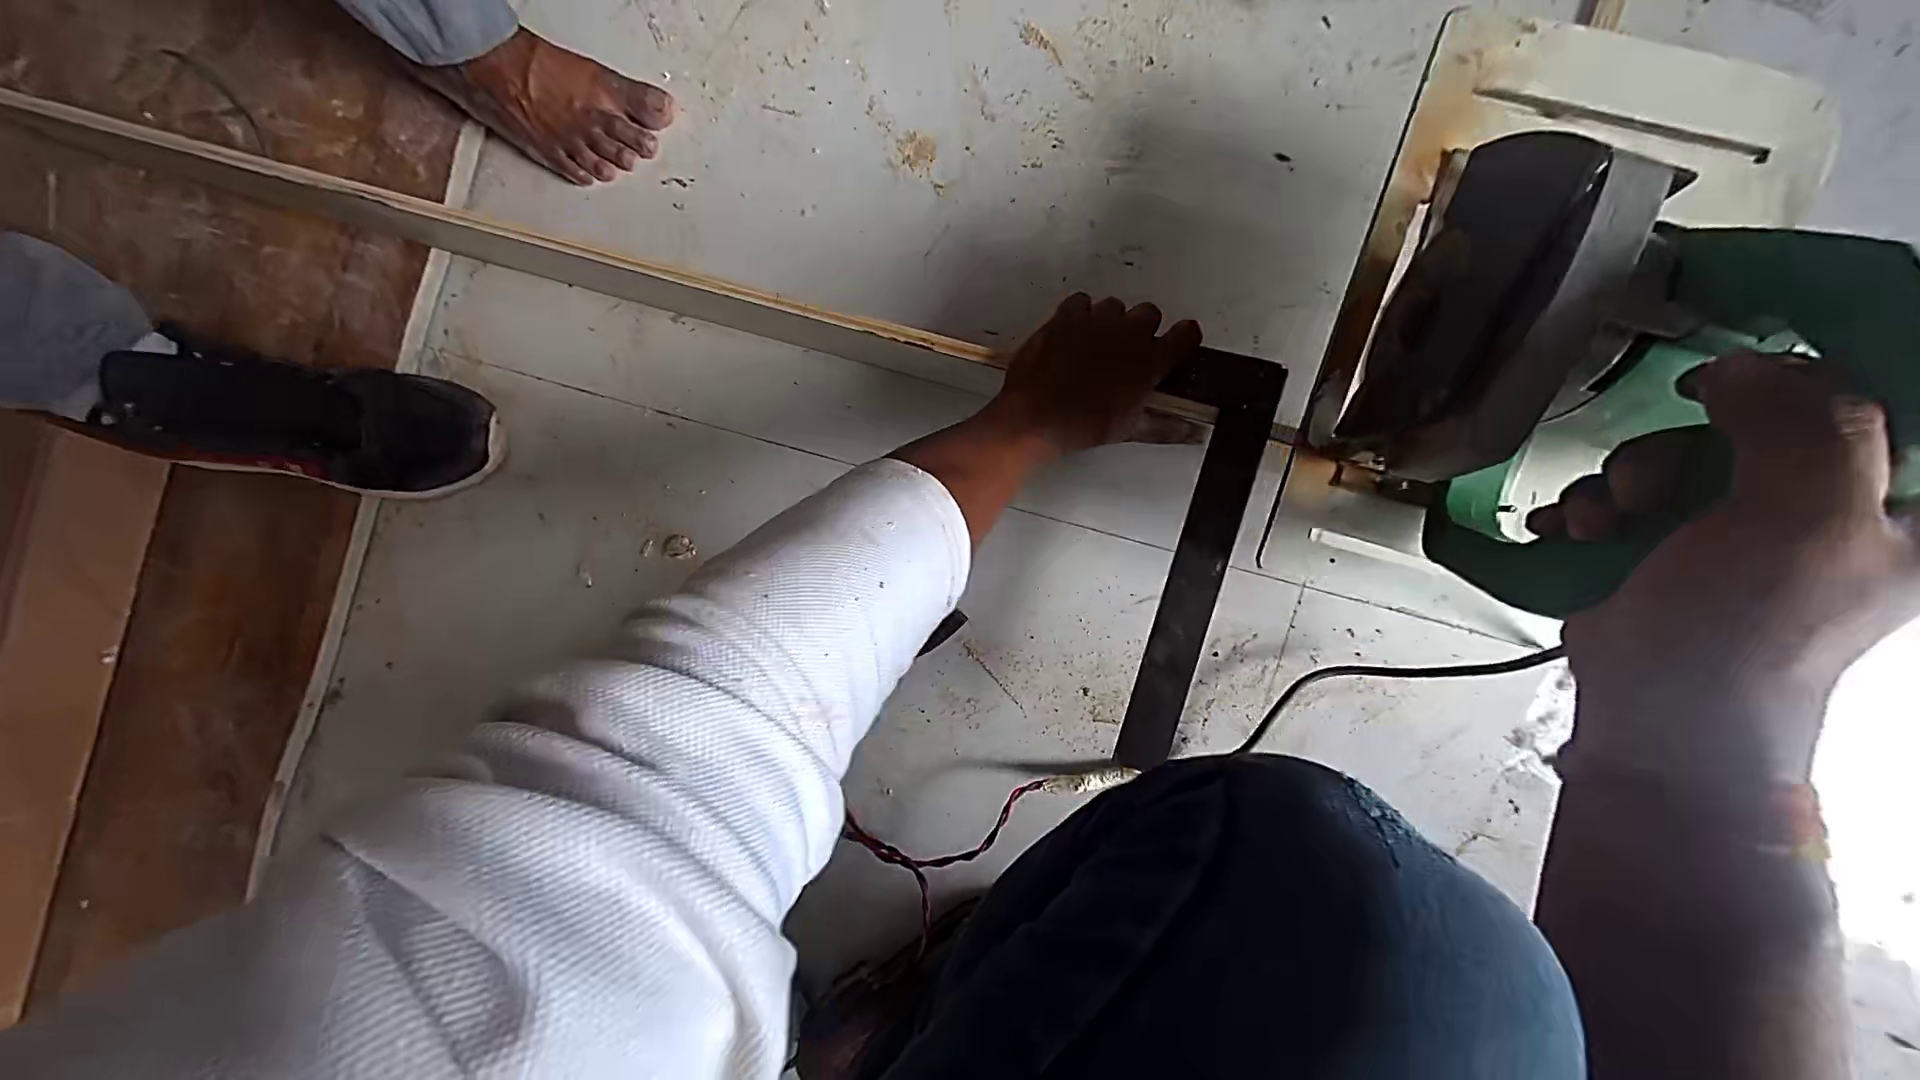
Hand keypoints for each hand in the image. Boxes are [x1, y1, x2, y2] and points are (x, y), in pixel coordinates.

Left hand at [982, 293, 1202, 454]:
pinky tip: (1073, 332)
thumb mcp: (1129, 429)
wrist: (1039, 415)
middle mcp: (1127, 333)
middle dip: (1141, 330)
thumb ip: (1164, 426)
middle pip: (1149, 314)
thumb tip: (1187, 432)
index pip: (1186, 334)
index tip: (1177, 344)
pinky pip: (1080, 303)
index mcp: (1150, 360)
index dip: (1182, 339)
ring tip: (1097, 344)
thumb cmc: (1082, 423)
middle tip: (1127, 352)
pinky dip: (1079, 314)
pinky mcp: (1066, 317)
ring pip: (1114, 306)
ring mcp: (1096, 321)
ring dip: (1109, 321)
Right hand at [1533, 352, 1919, 782]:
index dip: (1801, 377)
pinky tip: (1567, 530)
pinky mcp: (1659, 550)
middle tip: (1644, 495)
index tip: (1719, 384)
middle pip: (1737, 431)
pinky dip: (1583, 510)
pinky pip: (1616, 501)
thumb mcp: (1800, 523)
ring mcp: (1728, 531)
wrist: (1659, 710)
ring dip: (1611, 488)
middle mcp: (1815, 508)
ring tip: (1598, 527)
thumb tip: (1737, 366)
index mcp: (1892, 501)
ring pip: (1663, 465)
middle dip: (1667, 455)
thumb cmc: (1745, 627)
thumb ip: (1798, 430)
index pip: (1866, 403)